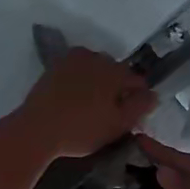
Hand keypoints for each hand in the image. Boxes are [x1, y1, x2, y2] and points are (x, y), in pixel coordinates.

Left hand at [10, 48, 156, 158]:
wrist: (37, 129)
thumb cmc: (81, 130)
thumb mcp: (117, 125)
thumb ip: (139, 107)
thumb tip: (153, 94)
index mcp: (115, 71)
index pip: (137, 80)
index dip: (137, 97)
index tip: (129, 114)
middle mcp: (95, 58)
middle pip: (115, 70)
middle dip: (116, 86)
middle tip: (109, 110)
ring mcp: (72, 59)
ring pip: (95, 67)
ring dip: (97, 80)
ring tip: (90, 103)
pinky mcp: (54, 66)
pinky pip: (76, 68)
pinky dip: (79, 77)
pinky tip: (74, 95)